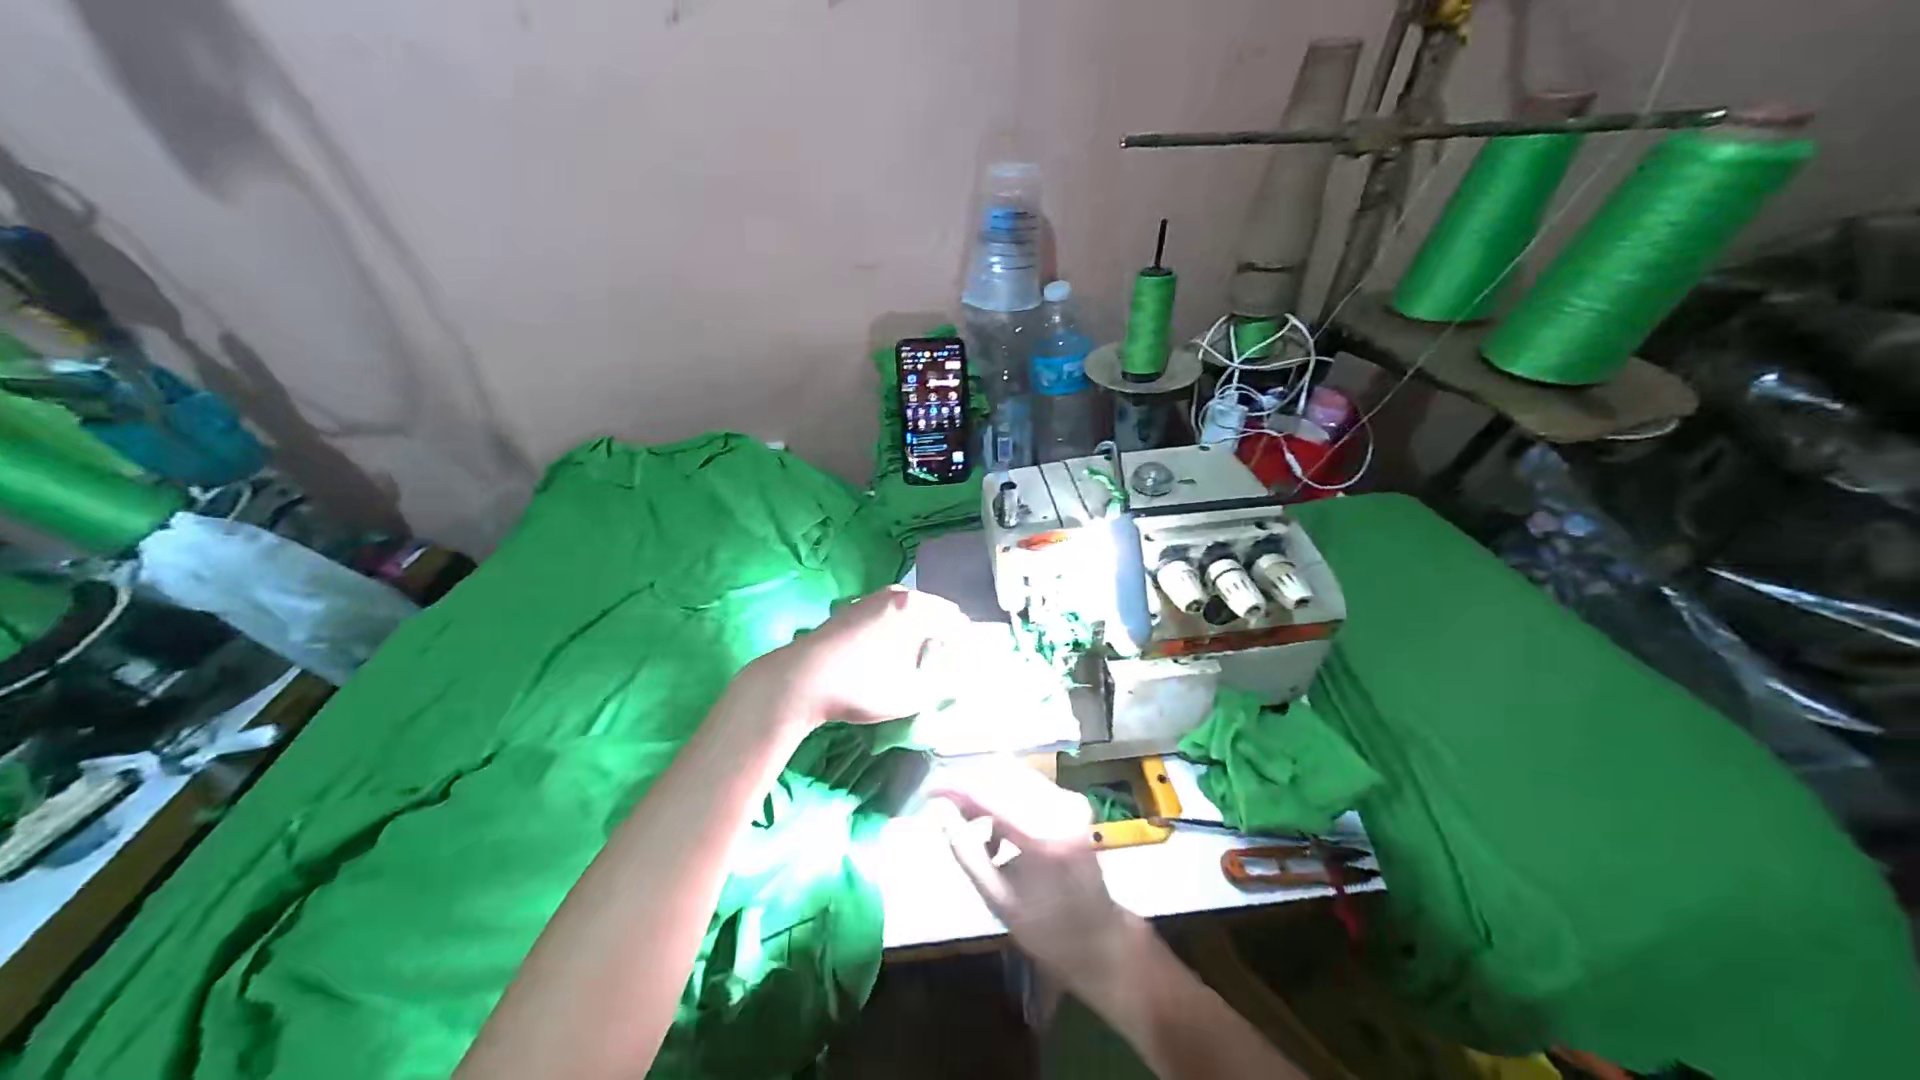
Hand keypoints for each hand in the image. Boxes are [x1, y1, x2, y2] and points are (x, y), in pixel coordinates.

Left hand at [748, 585, 969, 727]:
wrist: (800, 679)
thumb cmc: (862, 686)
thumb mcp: (912, 695)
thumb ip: (941, 685)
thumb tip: (955, 679)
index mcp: (916, 608)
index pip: (955, 620)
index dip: (964, 642)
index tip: (966, 662)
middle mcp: (895, 594)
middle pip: (931, 610)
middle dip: (941, 632)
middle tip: (945, 660)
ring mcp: (869, 599)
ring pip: (906, 611)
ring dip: (916, 629)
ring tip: (918, 657)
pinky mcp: (849, 611)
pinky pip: (886, 616)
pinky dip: (895, 629)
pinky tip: (888, 652)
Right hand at [931, 760, 1141, 991]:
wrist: (1099, 937)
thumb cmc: (1046, 928)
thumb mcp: (996, 898)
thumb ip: (966, 852)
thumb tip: (940, 813)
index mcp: (1041, 836)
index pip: (987, 794)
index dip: (953, 787)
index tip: (927, 791)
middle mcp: (1059, 808)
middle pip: (1001, 773)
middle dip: (970, 787)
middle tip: (948, 811)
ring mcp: (1070, 801)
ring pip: (1014, 775)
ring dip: (987, 793)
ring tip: (973, 829)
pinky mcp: (1073, 801)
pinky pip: (1028, 785)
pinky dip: (1006, 799)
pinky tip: (998, 832)